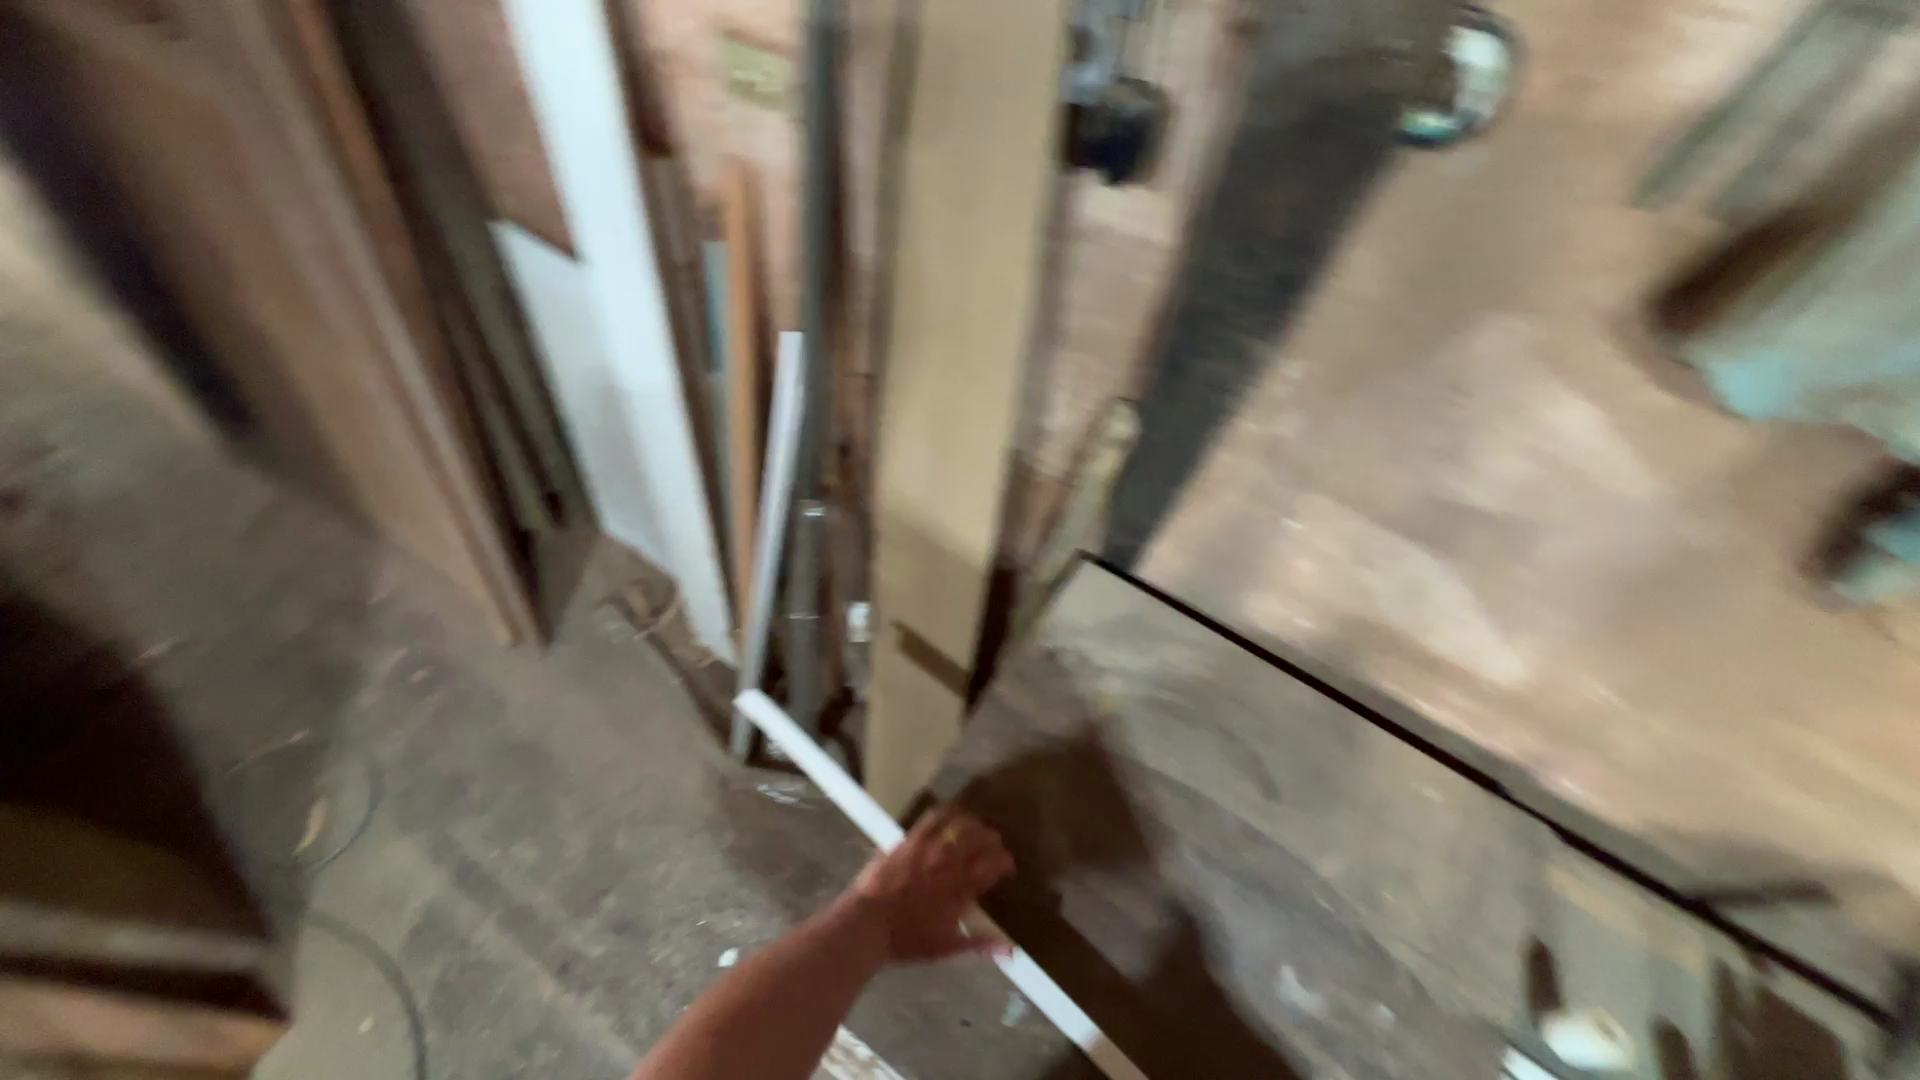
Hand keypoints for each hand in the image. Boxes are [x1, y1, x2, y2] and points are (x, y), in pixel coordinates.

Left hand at [842, 806, 1014, 962]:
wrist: (868, 923)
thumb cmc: (908, 938)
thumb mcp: (948, 946)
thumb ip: (981, 945)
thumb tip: (1011, 951)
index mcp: (961, 888)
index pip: (994, 865)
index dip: (1005, 862)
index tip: (1007, 867)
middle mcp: (949, 862)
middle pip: (980, 839)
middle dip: (993, 840)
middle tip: (993, 847)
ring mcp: (929, 847)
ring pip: (960, 824)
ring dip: (973, 824)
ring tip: (974, 829)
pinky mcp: (910, 839)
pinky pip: (933, 818)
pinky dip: (947, 814)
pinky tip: (950, 817)